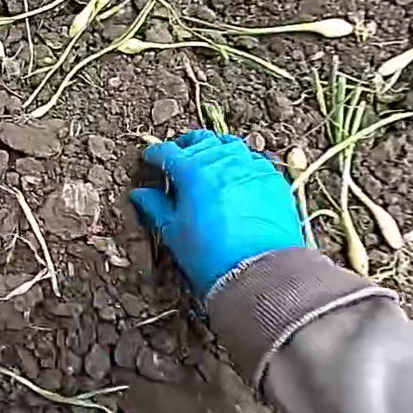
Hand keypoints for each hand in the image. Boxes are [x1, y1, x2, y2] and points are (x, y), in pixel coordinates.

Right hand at [129, 129, 305, 300]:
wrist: (259, 272)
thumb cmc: (212, 255)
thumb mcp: (174, 232)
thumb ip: (156, 207)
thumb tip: (141, 194)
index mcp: (191, 170)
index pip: (166, 152)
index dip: (154, 155)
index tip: (150, 159)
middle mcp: (221, 160)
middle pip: (199, 140)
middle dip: (184, 146)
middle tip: (177, 157)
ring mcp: (249, 166)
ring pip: (228, 144)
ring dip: (213, 149)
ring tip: (207, 162)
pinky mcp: (272, 178)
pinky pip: (252, 159)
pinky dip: (240, 162)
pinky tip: (236, 176)